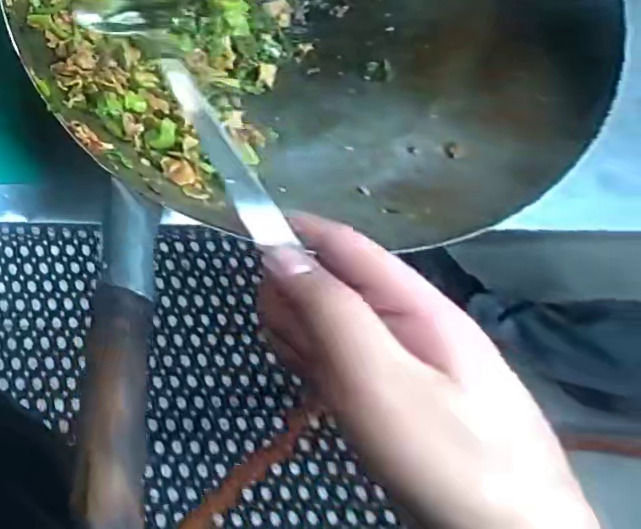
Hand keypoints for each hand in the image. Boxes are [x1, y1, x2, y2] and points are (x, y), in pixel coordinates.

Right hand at [260, 214, 597, 528]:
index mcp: (416, 306)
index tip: (237, 229)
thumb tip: (275, 249)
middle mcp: (404, 319)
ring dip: (295, 335)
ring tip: (317, 376)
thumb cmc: (443, 451)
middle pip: (318, 276)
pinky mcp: (379, 379)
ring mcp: (392, 352)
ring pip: (311, 312)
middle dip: (290, 301)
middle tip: (301, 343)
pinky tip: (321, 388)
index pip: (340, 241)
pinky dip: (307, 360)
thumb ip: (326, 304)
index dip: (288, 228)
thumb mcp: (377, 375)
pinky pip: (322, 347)